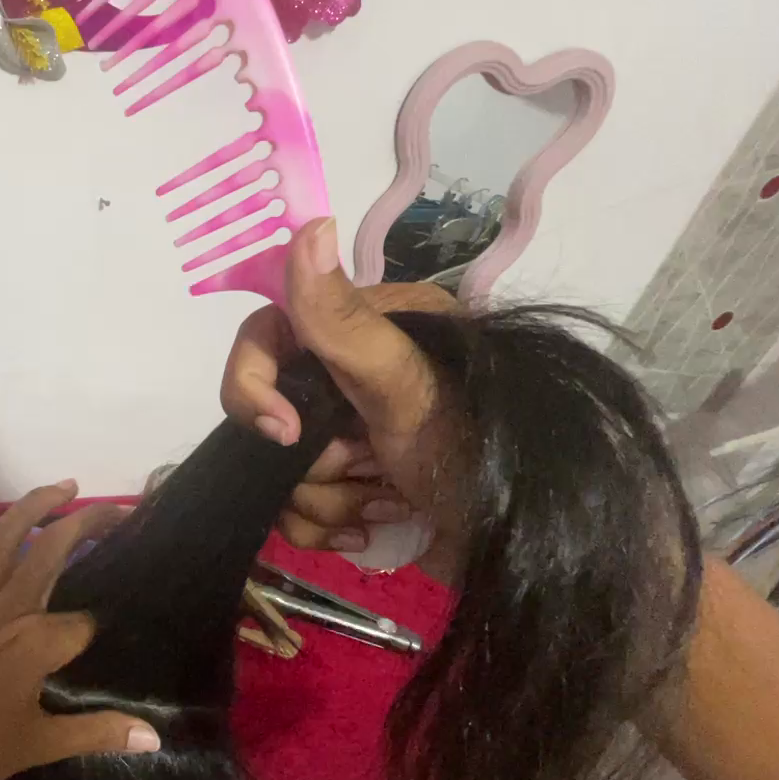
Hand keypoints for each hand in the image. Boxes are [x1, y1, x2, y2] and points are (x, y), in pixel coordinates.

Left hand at [0, 479, 160, 779]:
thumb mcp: (38, 746)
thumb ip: (96, 734)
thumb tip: (154, 738)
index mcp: (33, 644)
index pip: (84, 624)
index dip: (101, 631)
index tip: (115, 636)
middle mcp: (5, 611)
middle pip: (50, 552)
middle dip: (86, 526)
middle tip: (118, 511)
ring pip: (4, 539)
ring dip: (35, 506)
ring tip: (65, 485)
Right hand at [220, 217, 464, 577]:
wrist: (524, 553)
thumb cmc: (474, 458)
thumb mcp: (406, 386)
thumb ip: (344, 321)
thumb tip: (308, 226)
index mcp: (364, 336)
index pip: (264, 340)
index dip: (255, 389)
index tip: (285, 432)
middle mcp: (347, 382)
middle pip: (266, 417)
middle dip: (309, 459)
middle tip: (367, 464)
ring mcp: (344, 440)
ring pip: (278, 471)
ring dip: (328, 501)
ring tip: (386, 503)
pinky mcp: (343, 491)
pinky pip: (291, 511)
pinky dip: (324, 529)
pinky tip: (371, 529)